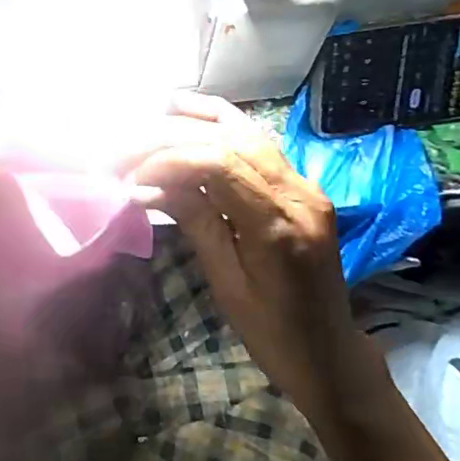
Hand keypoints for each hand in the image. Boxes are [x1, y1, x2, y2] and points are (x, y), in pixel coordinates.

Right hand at [127, 91, 354, 401]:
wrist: (329, 353)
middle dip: (175, 138)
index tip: (132, 177)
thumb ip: (195, 222)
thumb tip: (145, 187)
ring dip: (202, 120)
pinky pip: (263, 146)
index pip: (218, 165)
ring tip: (161, 108)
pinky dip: (228, 127)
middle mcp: (299, 195)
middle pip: (232, 141)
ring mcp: (307, 188)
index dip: (169, 160)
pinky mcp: (304, 189)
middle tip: (130, 149)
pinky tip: (201, 115)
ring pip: (251, 134)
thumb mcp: (226, 282)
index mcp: (278, 226)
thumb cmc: (272, 332)